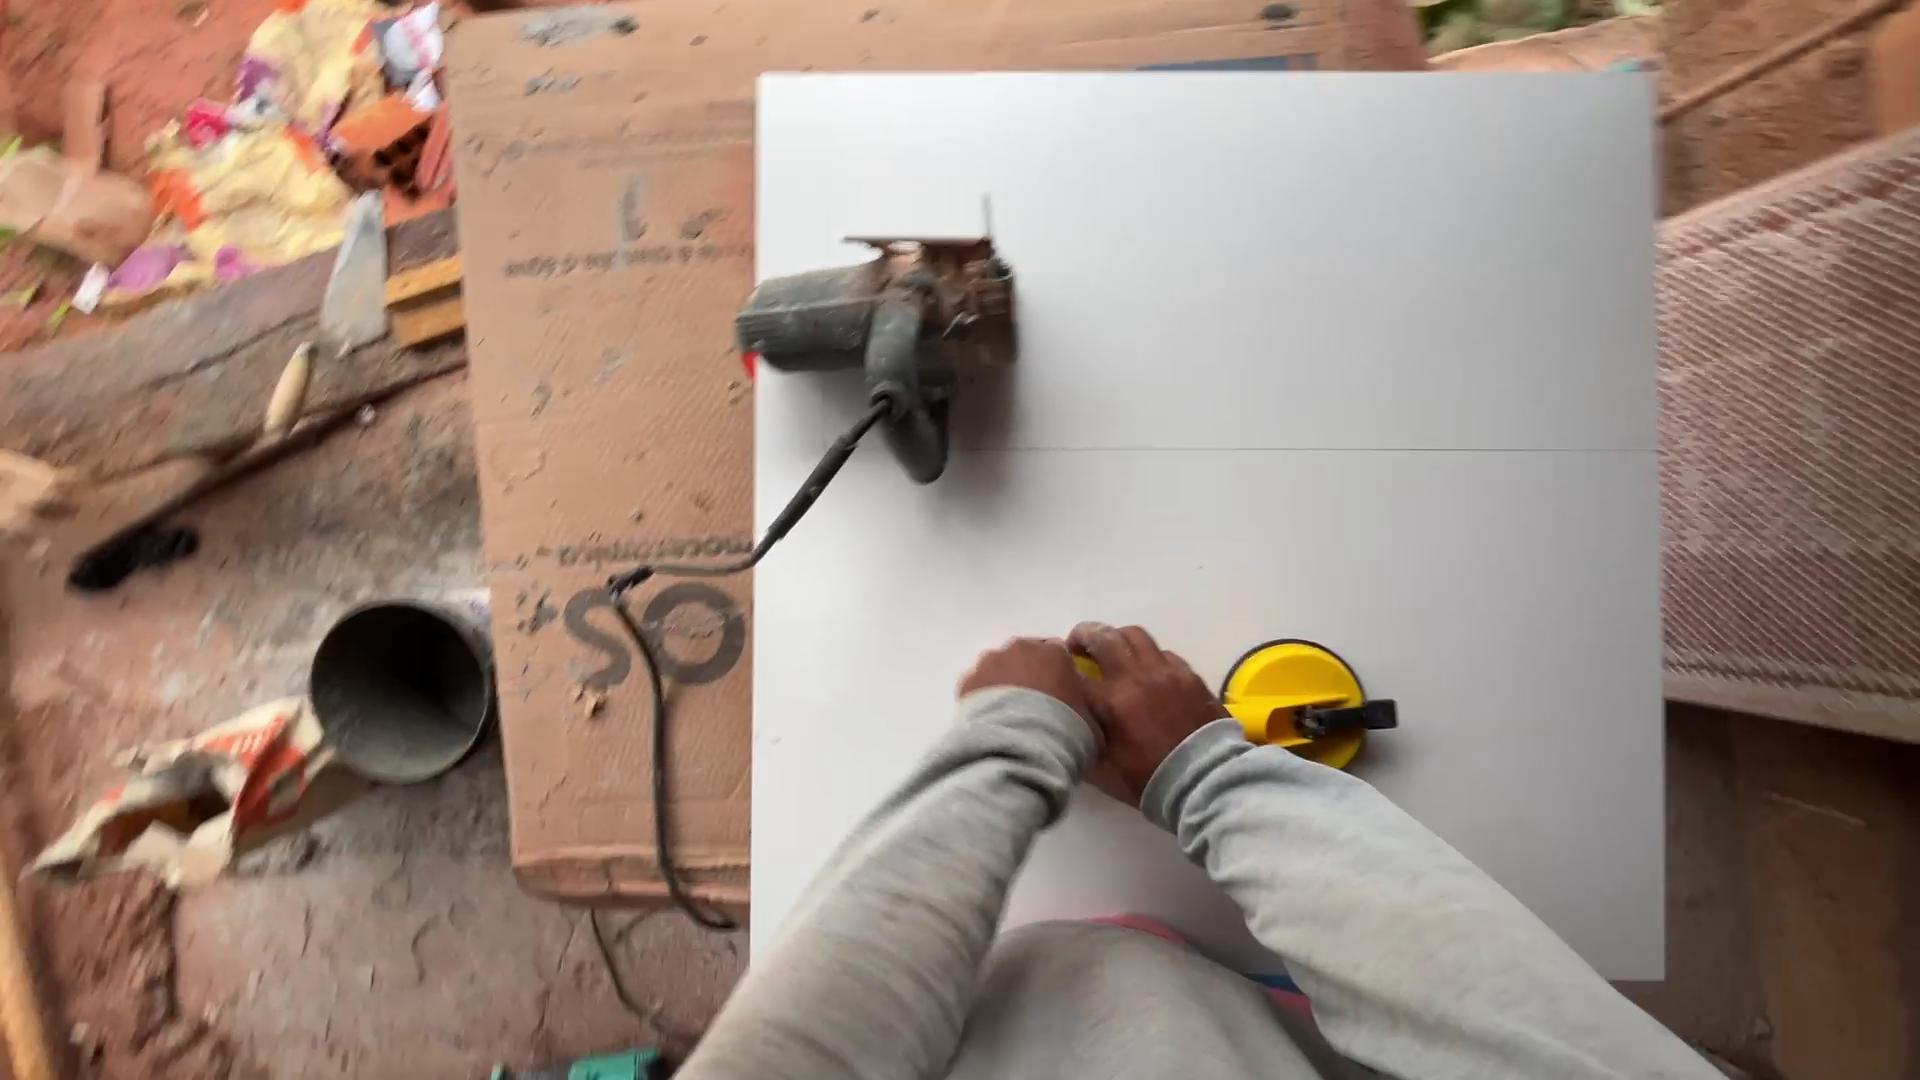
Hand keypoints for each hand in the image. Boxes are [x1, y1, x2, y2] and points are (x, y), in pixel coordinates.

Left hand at [957, 637, 1094, 722]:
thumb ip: (1086, 708)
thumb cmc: (1063, 732)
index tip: (1059, 693)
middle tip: (1033, 704)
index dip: (1059, 673)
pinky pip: (978, 685)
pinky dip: (982, 697)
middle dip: (1029, 673)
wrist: (1019, 749)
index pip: (1059, 653)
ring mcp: (990, 662)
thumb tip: (1081, 712)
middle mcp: (1021, 648)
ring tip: (1008, 715)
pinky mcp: (968, 680)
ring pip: (998, 666)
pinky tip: (989, 720)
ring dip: (1003, 682)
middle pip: (1026, 655)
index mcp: (1055, 652)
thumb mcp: (1091, 724)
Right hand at [1069, 622, 1226, 804]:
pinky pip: (1163, 652)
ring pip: (1134, 635)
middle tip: (1078, 644)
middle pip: (1102, 637)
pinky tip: (1149, 671)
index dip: (1061, 668)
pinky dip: (1149, 656)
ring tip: (1114, 649)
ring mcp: (1165, 671)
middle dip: (1083, 635)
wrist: (1207, 782)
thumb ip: (1084, 745)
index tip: (1059, 671)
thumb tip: (1069, 732)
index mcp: (1110, 702)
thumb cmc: (1152, 780)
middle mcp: (1135, 677)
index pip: (1074, 674)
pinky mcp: (1189, 674)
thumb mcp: (1106, 771)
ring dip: (1117, 638)